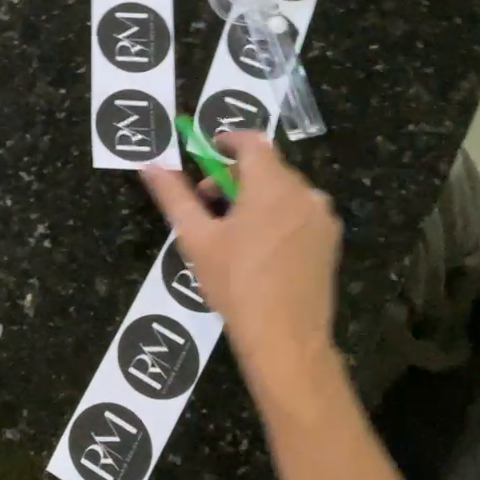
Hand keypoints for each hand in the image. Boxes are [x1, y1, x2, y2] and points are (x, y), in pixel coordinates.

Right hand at [141, 133, 341, 388]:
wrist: (286, 338)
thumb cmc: (235, 283)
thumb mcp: (195, 237)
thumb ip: (173, 196)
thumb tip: (150, 165)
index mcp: (272, 187)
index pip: (252, 143)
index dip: (227, 140)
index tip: (207, 151)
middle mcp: (304, 195)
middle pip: (267, 167)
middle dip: (233, 176)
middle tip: (206, 202)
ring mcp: (322, 219)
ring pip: (283, 191)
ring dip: (254, 196)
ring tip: (229, 228)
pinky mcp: (329, 242)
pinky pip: (298, 212)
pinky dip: (275, 215)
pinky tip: (255, 247)